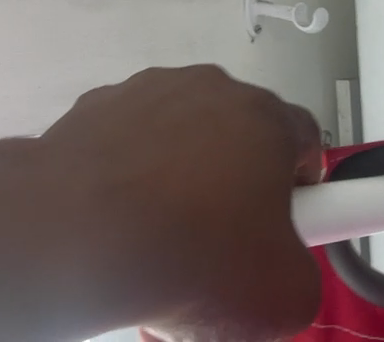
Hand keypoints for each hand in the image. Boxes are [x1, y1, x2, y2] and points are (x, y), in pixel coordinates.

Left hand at [34, 65, 324, 340]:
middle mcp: (210, 87)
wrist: (78, 232)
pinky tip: (119, 215)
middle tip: (222, 242)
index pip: (305, 140)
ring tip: (161, 233)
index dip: (303, 186)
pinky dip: (131, 168)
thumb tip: (281, 264)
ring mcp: (149, 89)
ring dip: (181, 172)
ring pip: (182, 132)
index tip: (285, 225)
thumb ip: (303, 271)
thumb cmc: (194, 257)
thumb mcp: (286, 297)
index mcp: (264, 117)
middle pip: (240, 134)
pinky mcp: (99, 103)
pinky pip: (130, 137)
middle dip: (238, 182)